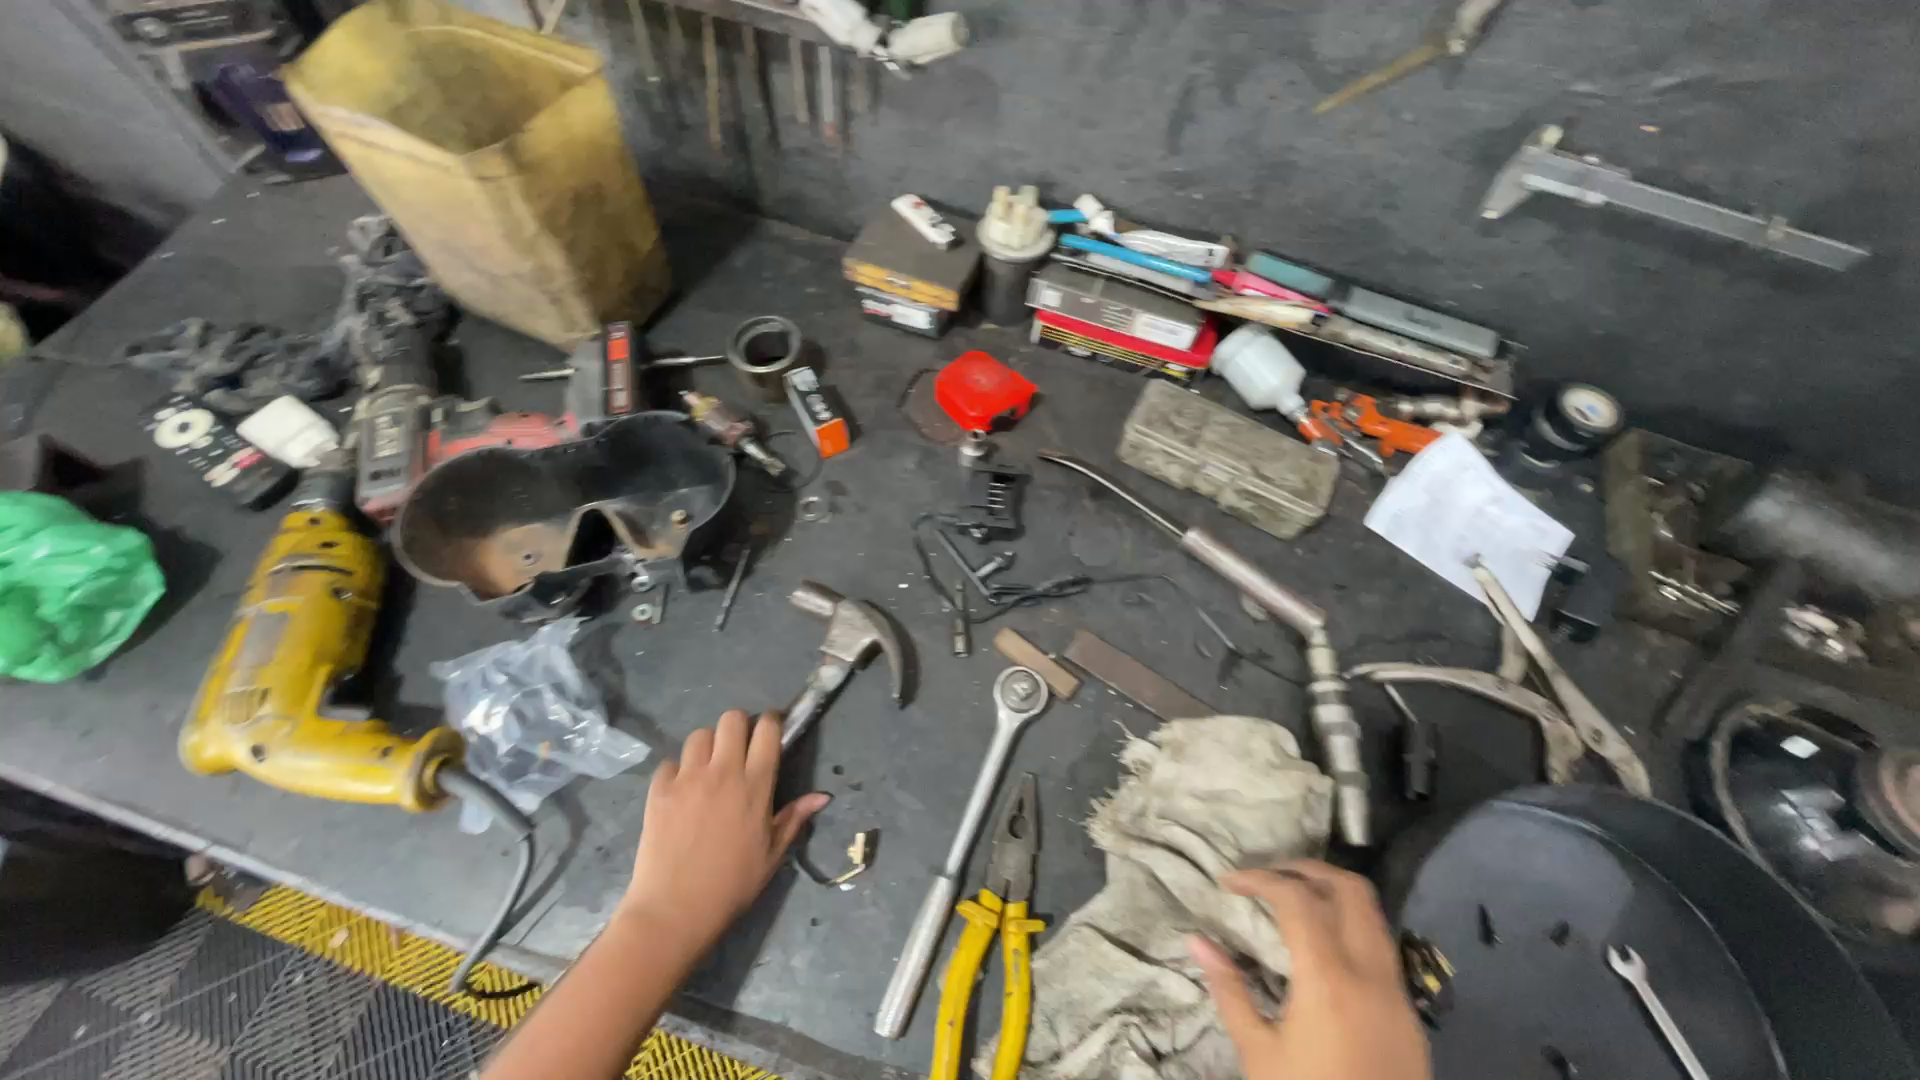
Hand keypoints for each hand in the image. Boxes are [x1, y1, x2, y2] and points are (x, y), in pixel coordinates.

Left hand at [620, 710, 829, 948]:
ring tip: (708, 768)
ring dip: (707, 746)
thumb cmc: (732, 884)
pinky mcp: (658, 790)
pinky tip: (681, 792)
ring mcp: (687, 779)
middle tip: (739, 749)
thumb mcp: (772, 854)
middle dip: (738, 726)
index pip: (766, 730)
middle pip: (731, 719)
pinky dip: (677, 771)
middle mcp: (722, 772)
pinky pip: (669, 763)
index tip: (770, 732)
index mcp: (754, 785)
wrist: (675, 910)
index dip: (770, 723)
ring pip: (699, 735)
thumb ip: (795, 818)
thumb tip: (823, 796)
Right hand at [1188, 860, 1430, 1079]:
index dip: (1260, 879)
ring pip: (1375, 917)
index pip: (1297, 899)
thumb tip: (1197, 941)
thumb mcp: (1258, 1054)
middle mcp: (1371, 975)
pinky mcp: (1411, 1019)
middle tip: (1268, 876)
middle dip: (1306, 870)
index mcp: (1329, 980)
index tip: (1229, 883)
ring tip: (1293, 902)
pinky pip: (1383, 950)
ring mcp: (1399, 996)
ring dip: (1334, 895)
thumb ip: (1229, 990)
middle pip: (1351, 890)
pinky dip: (1351, 929)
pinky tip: (1322, 950)